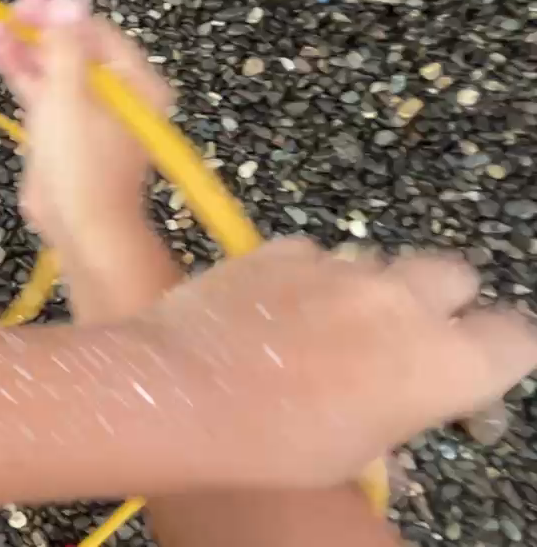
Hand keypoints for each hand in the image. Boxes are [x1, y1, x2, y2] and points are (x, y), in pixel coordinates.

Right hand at [0, 0, 173, 254]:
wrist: (76, 222)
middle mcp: (113, 92)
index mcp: (133, 83)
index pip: (96, 33)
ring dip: (24, 48)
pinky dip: (20, 71)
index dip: (60, 16)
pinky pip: (40, 89)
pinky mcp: (60, 126)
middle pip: (72, 48)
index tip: (26, 2)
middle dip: (38, 30)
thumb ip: (66, 47)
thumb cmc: (80, 159)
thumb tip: (70, 0)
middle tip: (6, 11)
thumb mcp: (69, 95)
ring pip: (51, 67)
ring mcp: (85, 109)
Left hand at [141, 237, 536, 489]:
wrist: (186, 389)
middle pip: (448, 274)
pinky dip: (299, 267)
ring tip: (324, 313)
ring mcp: (332, 269)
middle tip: (398, 323)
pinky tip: (275, 294)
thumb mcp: (369, 442)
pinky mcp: (270, 250)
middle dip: (434, 294)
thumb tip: (399, 392)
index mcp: (452, 362)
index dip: (491, 345)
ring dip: (360, 280)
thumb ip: (403, 400)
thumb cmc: (280, 438)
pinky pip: (305, 249)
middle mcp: (401, 304)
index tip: (470, 356)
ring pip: (371, 257)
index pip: (514, 336)